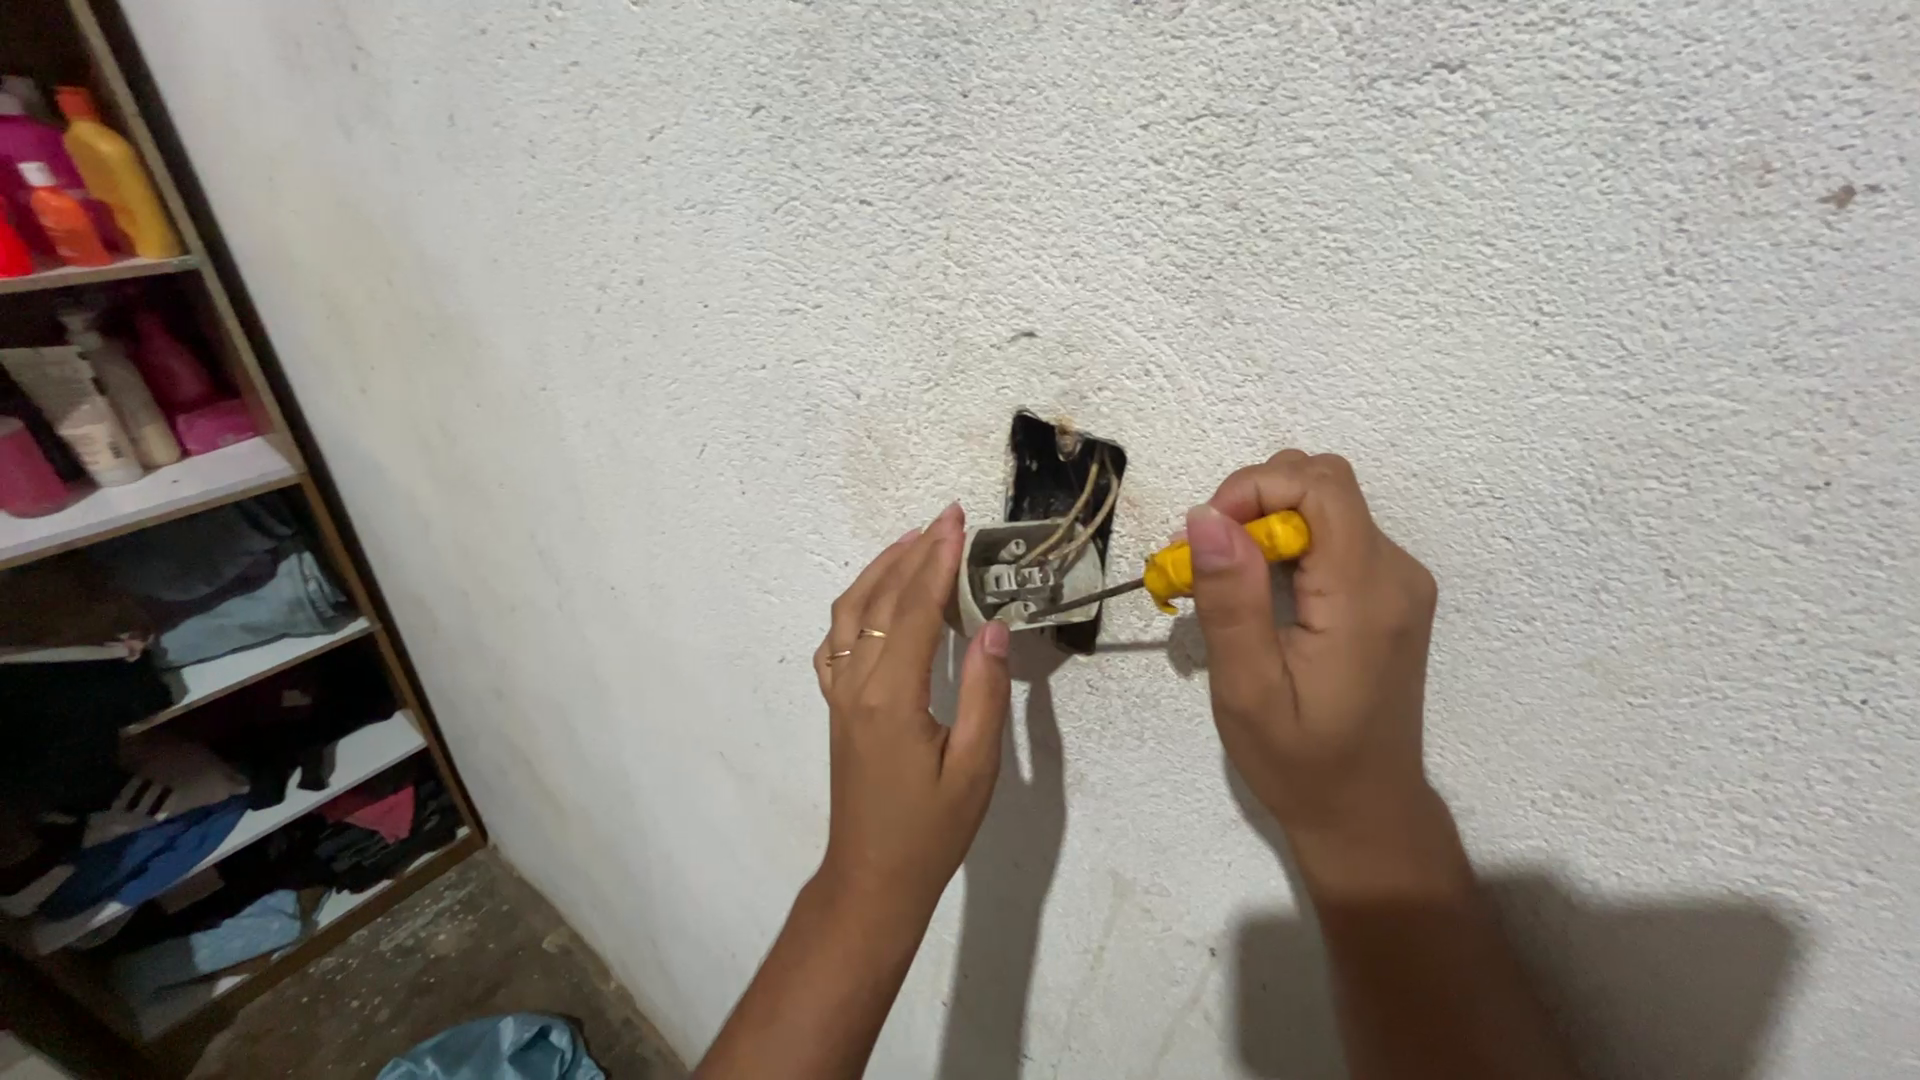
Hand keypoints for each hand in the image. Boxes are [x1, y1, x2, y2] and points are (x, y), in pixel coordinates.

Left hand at [810, 502, 1011, 917]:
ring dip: (879, 572)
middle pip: (879, 602)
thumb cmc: (931, 829)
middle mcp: (855, 685)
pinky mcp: (836, 707)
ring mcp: (838, 694)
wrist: (872, 876)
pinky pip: (835, 643)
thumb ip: (985, 693)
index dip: (937, 563)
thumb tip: (994, 627)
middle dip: (914, 554)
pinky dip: (854, 608)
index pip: (914, 611)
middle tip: (945, 518)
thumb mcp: (975, 768)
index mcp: (891, 697)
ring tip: (912, 542)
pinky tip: (874, 601)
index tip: (956, 522)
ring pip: (849, 615)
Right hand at [1186, 451, 1449, 893]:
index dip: (1253, 488)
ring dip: (1263, 521)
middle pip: (1324, 483)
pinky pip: (1332, 535)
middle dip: (1253, 501)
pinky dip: (1283, 543)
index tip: (1205, 538)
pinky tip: (1256, 592)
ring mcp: (1396, 582)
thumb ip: (1230, 600)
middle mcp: (1394, 573)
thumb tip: (1204, 516)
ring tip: (1224, 580)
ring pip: (1325, 503)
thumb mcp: (1247, 689)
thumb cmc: (1300, 762)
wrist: (1365, 812)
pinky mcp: (1387, 593)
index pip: (1319, 486)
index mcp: (1364, 594)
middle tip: (1207, 561)